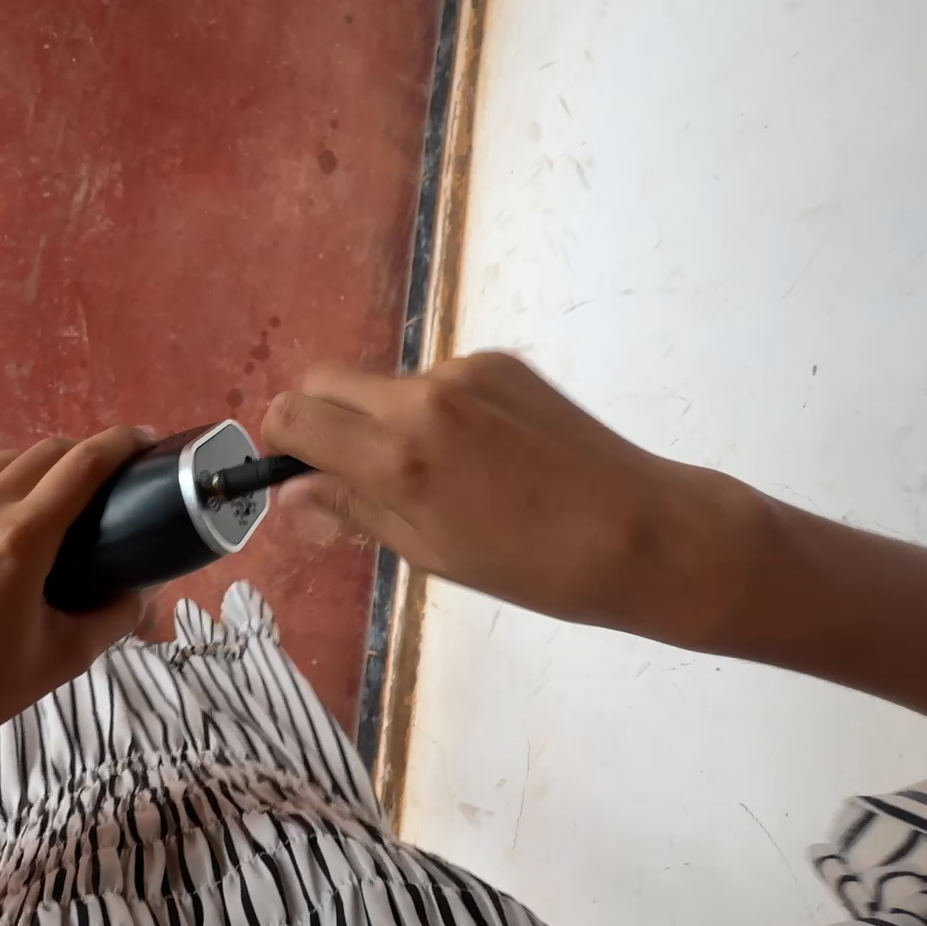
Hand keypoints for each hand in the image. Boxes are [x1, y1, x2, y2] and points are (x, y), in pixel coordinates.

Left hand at [0, 428, 154, 850]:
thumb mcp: (66, 657)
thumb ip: (119, 613)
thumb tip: (148, 585)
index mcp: (19, 541)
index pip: (84, 465)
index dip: (121, 443)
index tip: (144, 441)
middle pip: (45, 452)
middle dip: (82, 456)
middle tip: (102, 483)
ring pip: (0, 467)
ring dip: (32, 477)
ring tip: (43, 511)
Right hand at [263, 353, 753, 647]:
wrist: (647, 531)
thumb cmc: (531, 566)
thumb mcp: (427, 552)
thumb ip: (350, 508)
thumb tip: (289, 493)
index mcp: (397, 454)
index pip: (293, 415)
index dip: (279, 441)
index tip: (296, 468)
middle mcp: (420, 396)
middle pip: (323, 379)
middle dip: (317, 417)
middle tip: (349, 467)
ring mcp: (462, 370)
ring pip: (380, 383)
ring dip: (379, 417)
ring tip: (437, 468)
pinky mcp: (496, 360)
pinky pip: (433, 380)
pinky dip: (430, 409)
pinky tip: (478, 449)